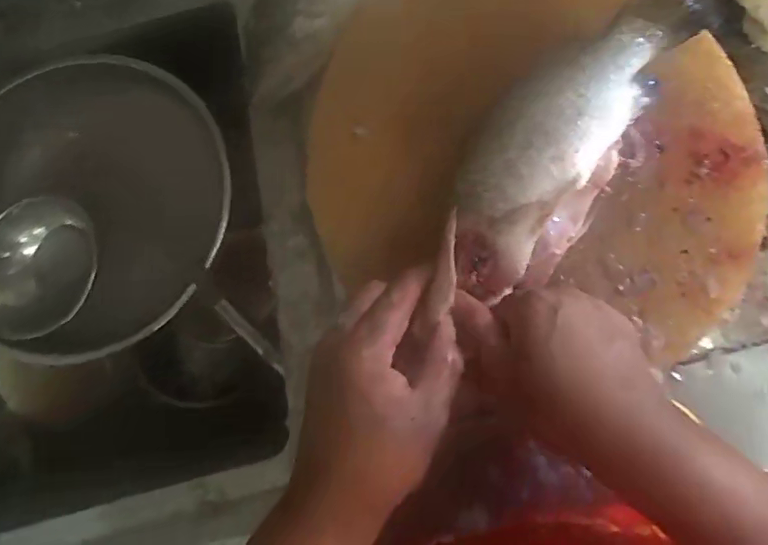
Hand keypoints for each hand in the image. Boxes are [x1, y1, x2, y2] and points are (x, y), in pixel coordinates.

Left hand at [257, 267, 461, 543]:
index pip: (397, 293)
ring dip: (387, 308)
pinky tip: (393, 351)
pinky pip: (349, 325)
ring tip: (417, 329)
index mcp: (364, 344)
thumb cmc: (386, 459)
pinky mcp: (320, 363)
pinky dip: (372, 324)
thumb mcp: (428, 413)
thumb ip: (441, 359)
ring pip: (358, 306)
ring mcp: (324, 347)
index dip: (423, 277)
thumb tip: (444, 319)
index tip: (447, 270)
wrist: (330, 499)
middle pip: (374, 291)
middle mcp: (338, 335)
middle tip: (435, 307)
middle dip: (404, 292)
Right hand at [453, 285, 676, 461]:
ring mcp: (595, 304)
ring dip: (559, 336)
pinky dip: (588, 342)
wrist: (629, 428)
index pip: (500, 311)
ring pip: (563, 316)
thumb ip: (479, 333)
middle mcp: (560, 291)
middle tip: (537, 377)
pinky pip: (592, 326)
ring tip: (569, 378)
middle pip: (533, 310)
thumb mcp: (504, 378)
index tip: (509, 372)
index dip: (500, 342)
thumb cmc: (555, 404)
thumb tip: (455, 296)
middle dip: (531, 335)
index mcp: (528, 302)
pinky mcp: (622, 323)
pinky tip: (595, 375)